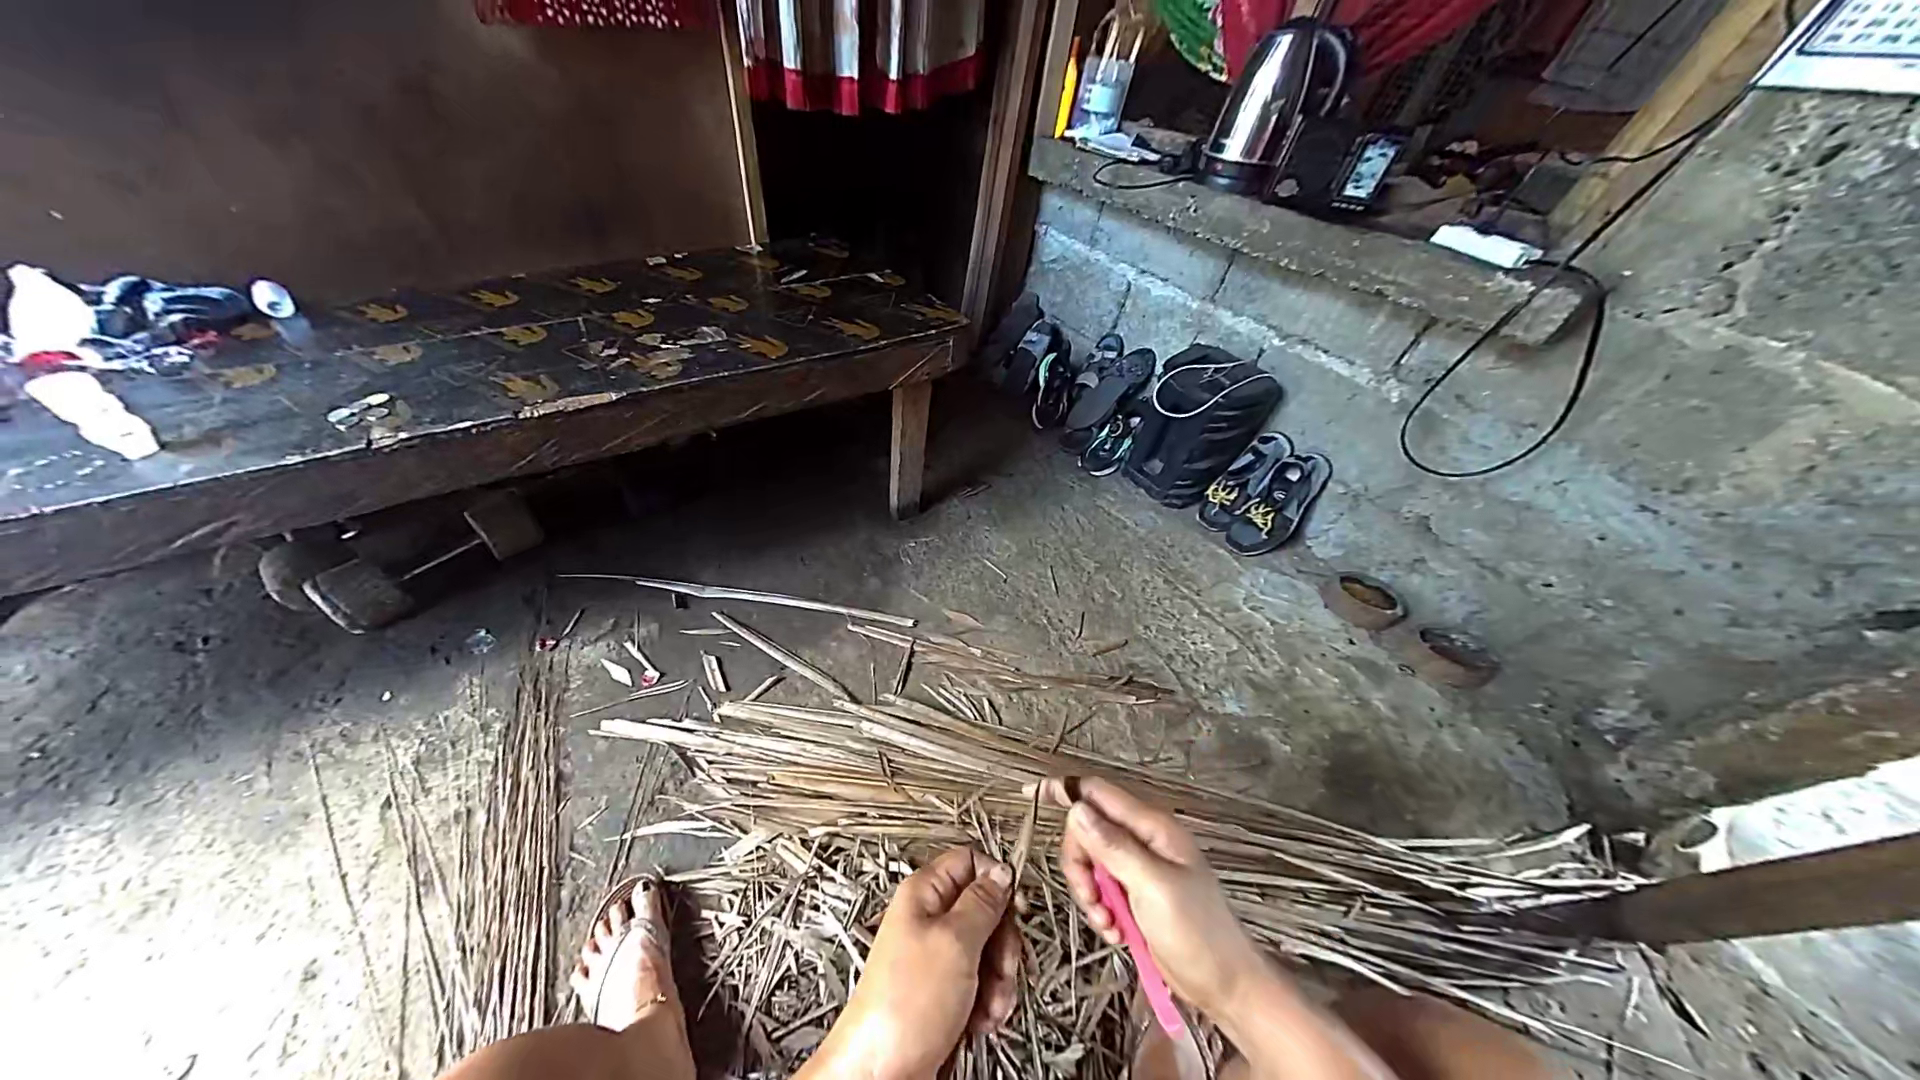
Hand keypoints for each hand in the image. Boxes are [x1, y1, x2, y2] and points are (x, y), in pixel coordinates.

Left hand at [798, 847, 1019, 1079]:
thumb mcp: (954, 942)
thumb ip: (983, 903)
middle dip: (1003, 942)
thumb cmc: (901, 1007)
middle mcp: (930, 921)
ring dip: (999, 979)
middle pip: (986, 909)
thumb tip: (1001, 872)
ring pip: (989, 949)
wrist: (882, 1075)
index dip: (997, 880)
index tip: (1013, 906)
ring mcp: (938, 957)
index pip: (970, 862)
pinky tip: (981, 1019)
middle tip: (999, 963)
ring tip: (988, 1001)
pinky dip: (989, 1002)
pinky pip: (982, 983)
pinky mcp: (945, 991)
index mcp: (924, 893)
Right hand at [1050, 777, 1266, 1017]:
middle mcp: (1142, 840)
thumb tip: (1076, 808)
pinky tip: (1116, 931)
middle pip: (1087, 830)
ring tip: (1107, 922)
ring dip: (1089, 893)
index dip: (1064, 791)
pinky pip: (1100, 889)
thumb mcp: (1152, 886)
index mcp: (1151, 827)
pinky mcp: (1135, 893)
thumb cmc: (1198, 933)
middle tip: (1091, 897)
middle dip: (1079, 864)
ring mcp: (1138, 867)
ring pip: (1090, 862)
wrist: (1226, 986)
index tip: (1030, 793)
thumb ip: (1113, 846)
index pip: (1097, 793)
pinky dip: (1100, 909)